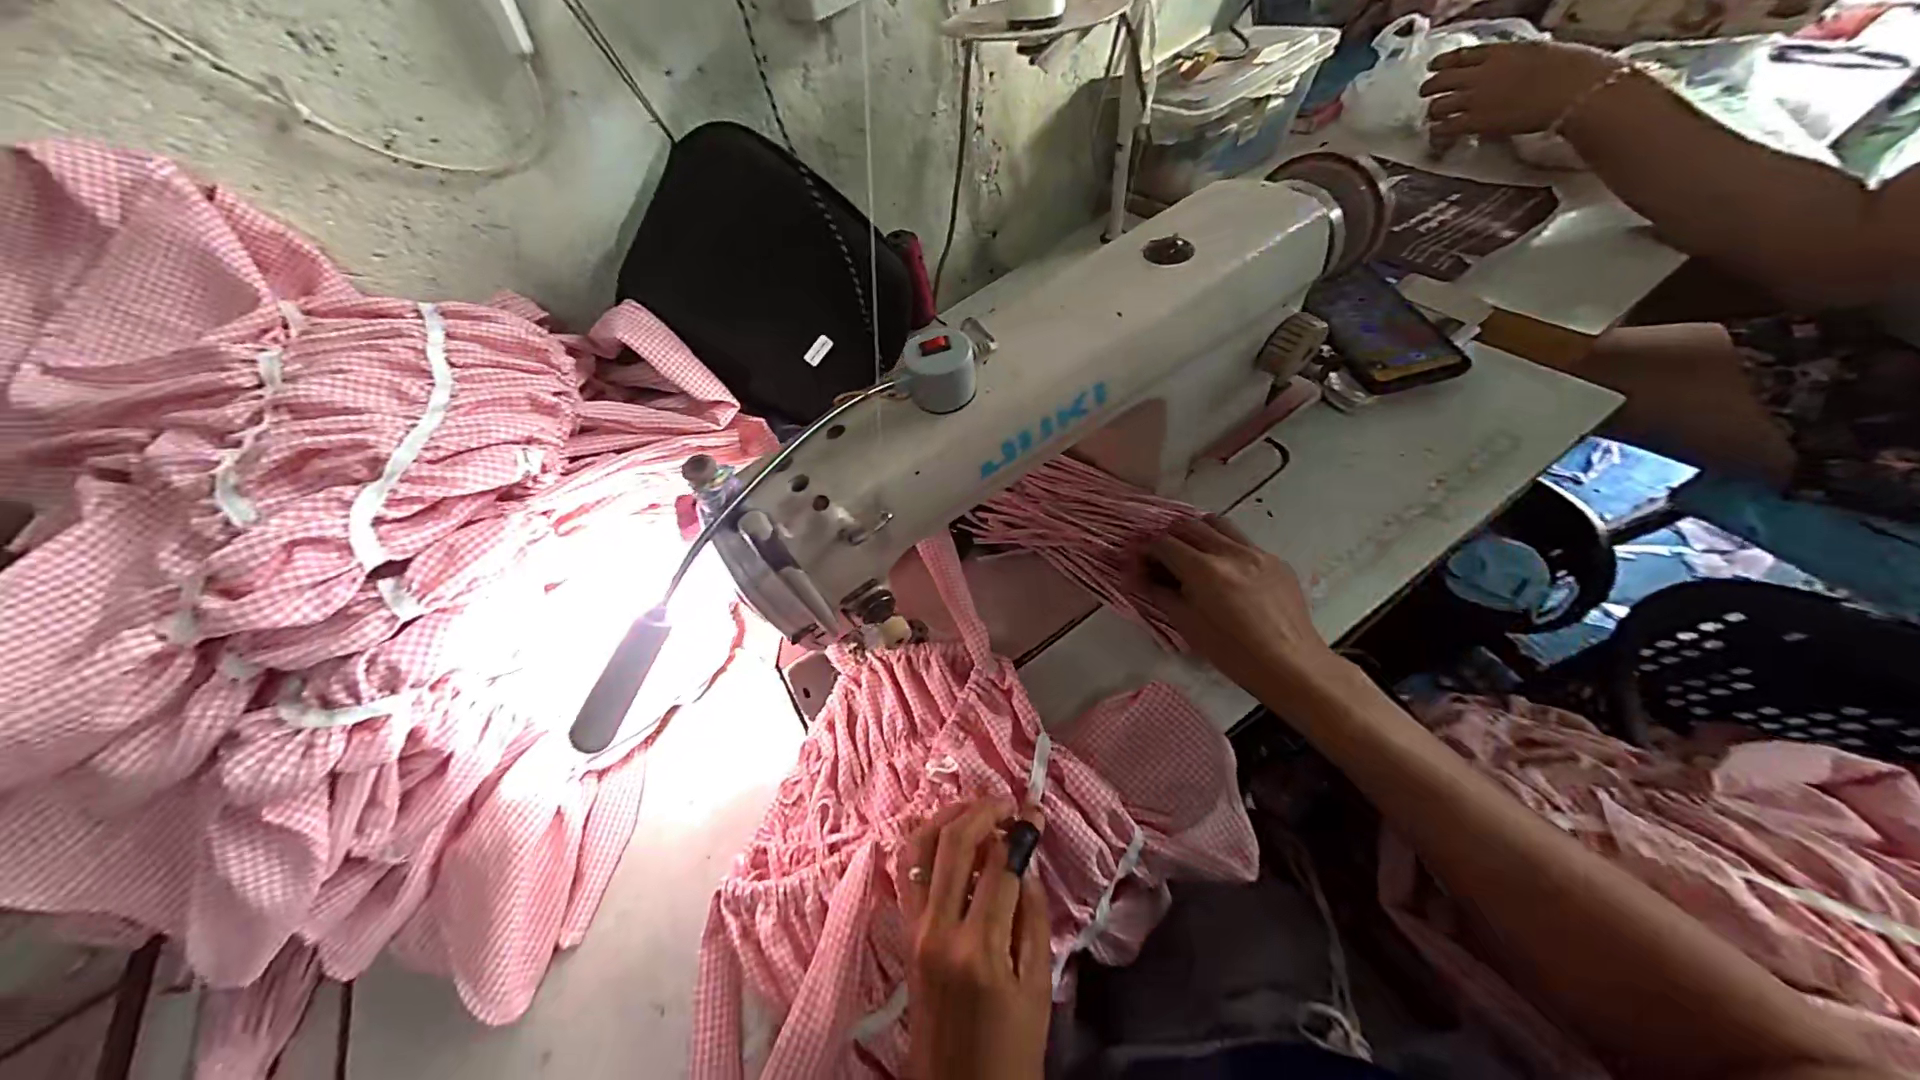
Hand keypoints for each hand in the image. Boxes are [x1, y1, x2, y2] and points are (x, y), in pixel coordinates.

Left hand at [899, 799, 1050, 1079]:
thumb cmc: (1009, 1050)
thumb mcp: (1036, 989)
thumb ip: (1031, 919)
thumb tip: (1024, 864)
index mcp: (978, 947)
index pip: (1000, 865)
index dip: (1020, 831)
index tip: (1035, 812)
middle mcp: (937, 928)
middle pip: (954, 842)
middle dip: (983, 810)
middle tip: (1008, 803)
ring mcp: (913, 928)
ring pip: (919, 847)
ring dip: (948, 817)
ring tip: (977, 808)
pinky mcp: (903, 933)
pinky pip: (907, 871)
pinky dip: (924, 842)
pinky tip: (946, 834)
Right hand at [1142, 517, 1339, 696]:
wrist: (1290, 665)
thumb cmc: (1233, 653)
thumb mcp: (1187, 625)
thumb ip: (1160, 594)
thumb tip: (1137, 577)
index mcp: (1204, 570)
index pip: (1164, 544)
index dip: (1145, 550)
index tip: (1138, 562)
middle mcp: (1230, 552)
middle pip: (1188, 526)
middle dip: (1168, 537)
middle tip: (1160, 558)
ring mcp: (1257, 552)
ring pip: (1218, 524)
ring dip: (1197, 532)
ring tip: (1191, 553)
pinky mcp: (1276, 560)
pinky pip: (1242, 541)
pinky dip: (1224, 547)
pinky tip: (1224, 572)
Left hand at [1419, 41, 1622, 136]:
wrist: (1573, 91)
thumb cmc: (1570, 68)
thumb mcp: (1539, 51)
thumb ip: (1516, 59)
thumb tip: (1511, 66)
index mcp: (1500, 51)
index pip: (1462, 55)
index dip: (1443, 62)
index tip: (1433, 66)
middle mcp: (1481, 74)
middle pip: (1442, 80)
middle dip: (1429, 87)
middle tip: (1424, 93)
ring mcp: (1475, 99)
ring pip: (1437, 106)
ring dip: (1432, 112)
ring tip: (1432, 117)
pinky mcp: (1474, 122)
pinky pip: (1444, 128)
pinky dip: (1437, 132)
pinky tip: (1437, 135)